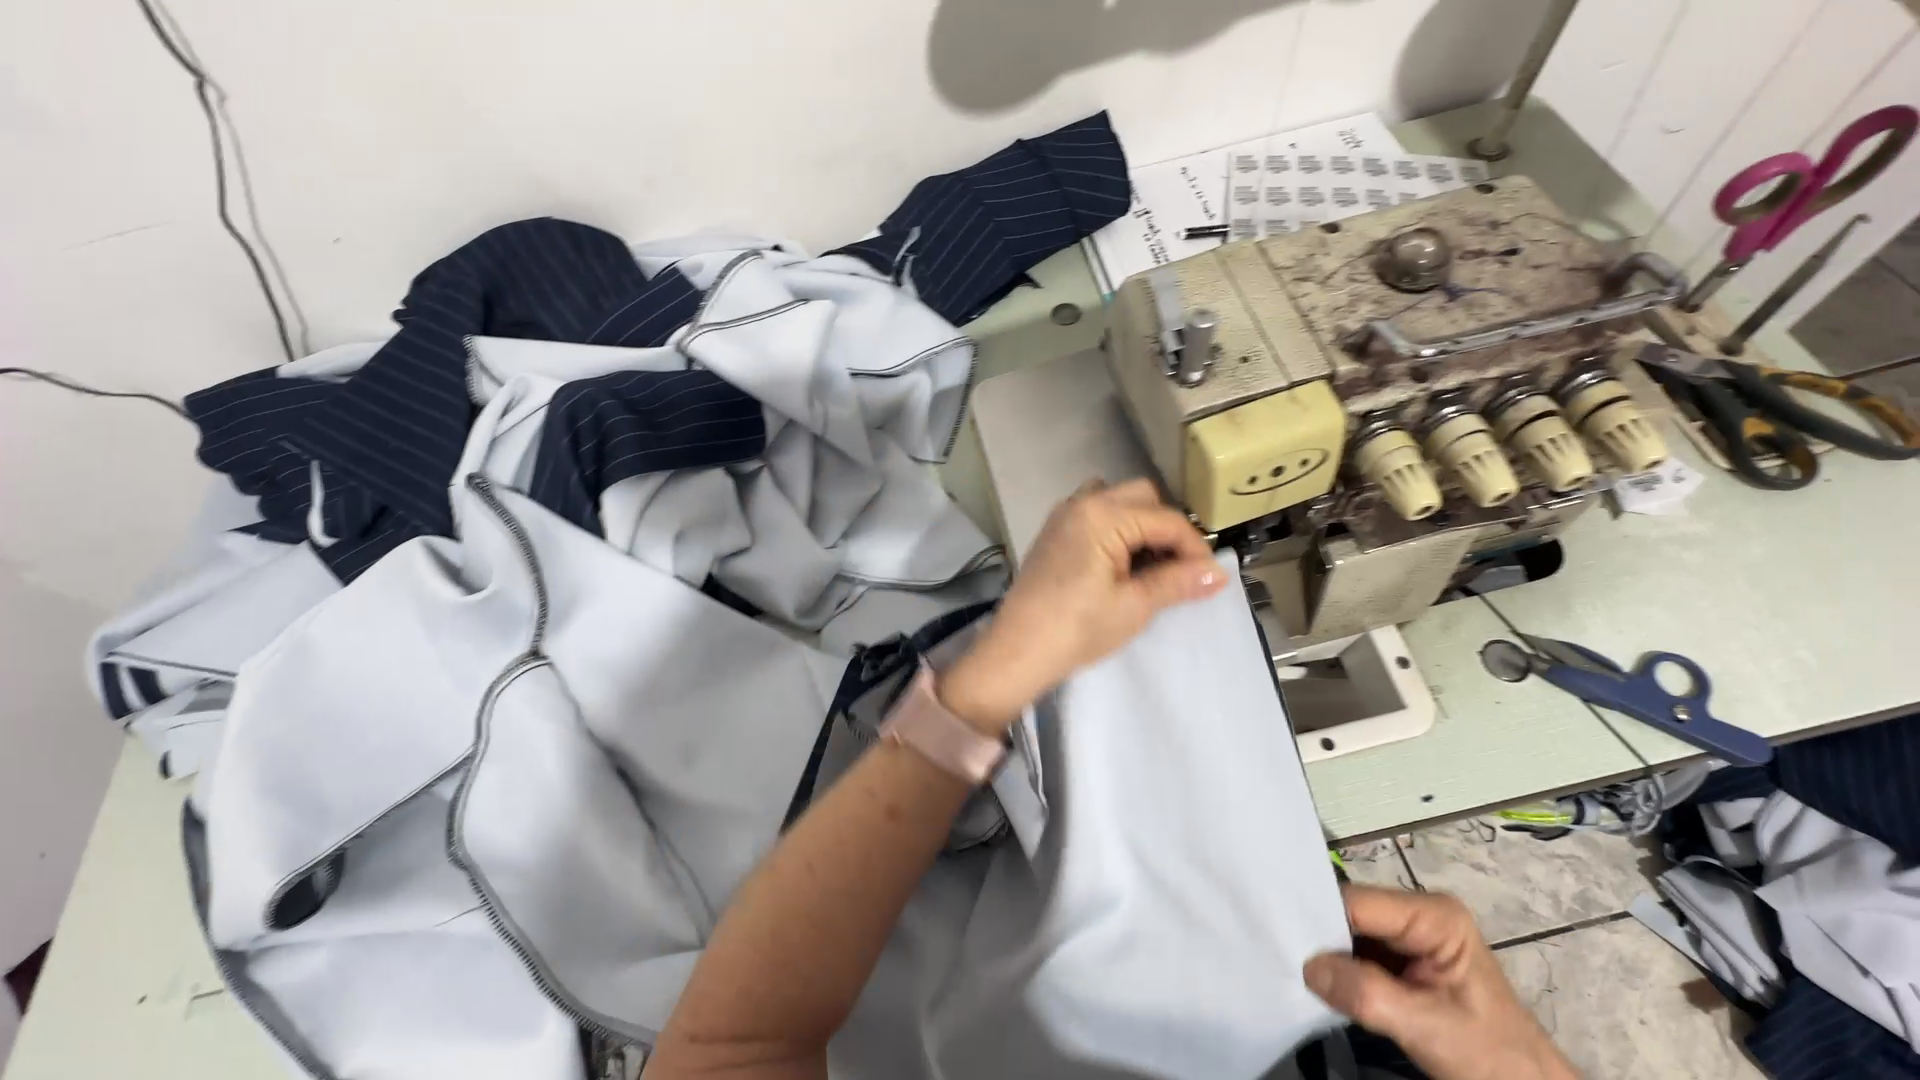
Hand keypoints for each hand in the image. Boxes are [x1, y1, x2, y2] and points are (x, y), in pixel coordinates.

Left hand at [939, 478, 1224, 731]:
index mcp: (1102, 515)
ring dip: (1141, 524)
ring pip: (1117, 501)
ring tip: (1151, 565)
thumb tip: (1218, 573)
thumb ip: (1177, 582)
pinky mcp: (1053, 533)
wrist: (1018, 652)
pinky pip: (1094, 515)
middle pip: (1142, 497)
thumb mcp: (1134, 606)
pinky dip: (1116, 530)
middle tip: (1180, 569)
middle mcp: (1081, 503)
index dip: (1194, 547)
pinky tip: (1123, 566)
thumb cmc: (1077, 629)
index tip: (1209, 577)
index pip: (1165, 519)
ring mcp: (1063, 516)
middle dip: (1167, 528)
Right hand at [1305, 886, 1577, 1079]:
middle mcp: (1418, 914)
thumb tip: (1309, 967)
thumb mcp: (1429, 1028)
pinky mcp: (1400, 960)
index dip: (1319, 920)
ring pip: (1347, 932)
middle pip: (1349, 912)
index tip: (1281, 940)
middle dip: (1320, 938)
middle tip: (1282, 957)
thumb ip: (1368, 994)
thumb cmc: (1490, 1056)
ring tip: (1292, 969)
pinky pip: (1355, 952)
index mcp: (1434, 915)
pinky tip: (1316, 981)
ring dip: (1325, 956)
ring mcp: (1409, 936)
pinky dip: (1336, 970)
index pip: (1358, 903)